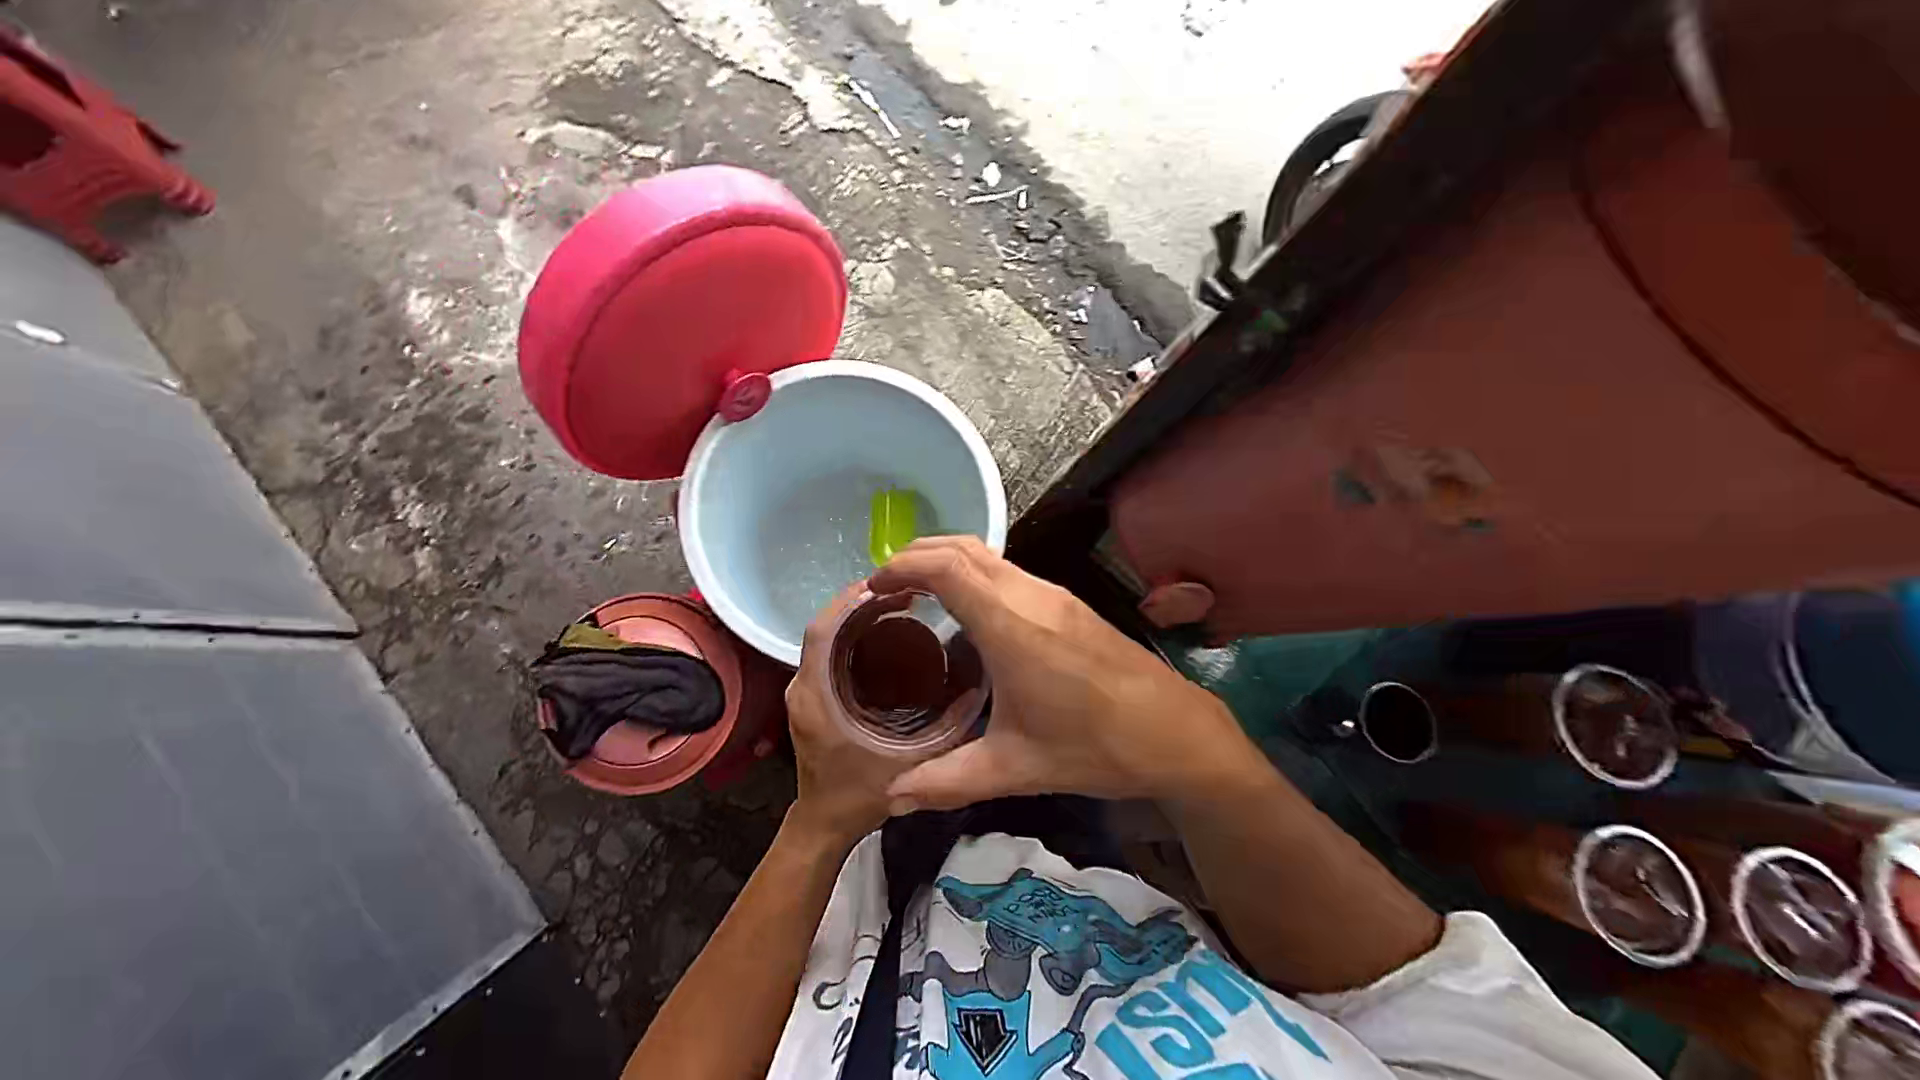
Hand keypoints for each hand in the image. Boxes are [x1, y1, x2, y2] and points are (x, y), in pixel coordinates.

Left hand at [784, 582, 928, 843]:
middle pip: (825, 629)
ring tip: (900, 606)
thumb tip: (980, 689)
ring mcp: (806, 693)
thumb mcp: (913, 763)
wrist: (826, 826)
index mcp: (815, 695)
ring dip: (858, 619)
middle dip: (861, 604)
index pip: (821, 631)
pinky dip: (855, 639)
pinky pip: (830, 655)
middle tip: (904, 591)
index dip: (849, 601)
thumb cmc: (859, 796)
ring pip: (827, 641)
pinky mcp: (814, 699)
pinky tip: (887, 638)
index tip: (886, 582)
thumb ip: (947, 731)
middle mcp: (803, 687)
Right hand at [870, 536, 1254, 811]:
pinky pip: (1009, 570)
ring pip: (989, 554)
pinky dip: (975, 572)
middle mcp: (1032, 596)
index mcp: (1012, 627)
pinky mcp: (1070, 602)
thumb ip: (948, 781)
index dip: (904, 565)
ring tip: (918, 592)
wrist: (1176, 733)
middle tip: (887, 584)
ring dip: (948, 560)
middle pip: (964, 548)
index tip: (875, 586)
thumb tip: (890, 797)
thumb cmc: (1095, 747)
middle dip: (918, 554)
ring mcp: (1055, 595)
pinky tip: (969, 609)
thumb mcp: (1016, 768)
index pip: (948, 568)